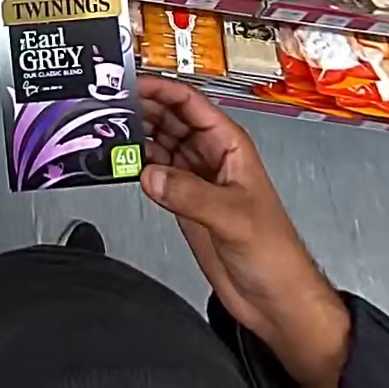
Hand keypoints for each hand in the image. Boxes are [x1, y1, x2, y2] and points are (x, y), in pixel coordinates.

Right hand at [137, 76, 350, 387]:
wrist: (276, 303)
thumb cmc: (277, 255)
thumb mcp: (234, 217)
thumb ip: (190, 193)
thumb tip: (152, 173)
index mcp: (227, 142)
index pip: (189, 101)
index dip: (161, 88)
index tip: (133, 85)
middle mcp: (208, 153)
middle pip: (168, 115)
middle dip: (141, 107)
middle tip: (113, 105)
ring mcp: (193, 174)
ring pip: (157, 139)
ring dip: (135, 133)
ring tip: (112, 129)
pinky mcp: (180, 197)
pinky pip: (152, 167)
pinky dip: (135, 162)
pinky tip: (123, 161)